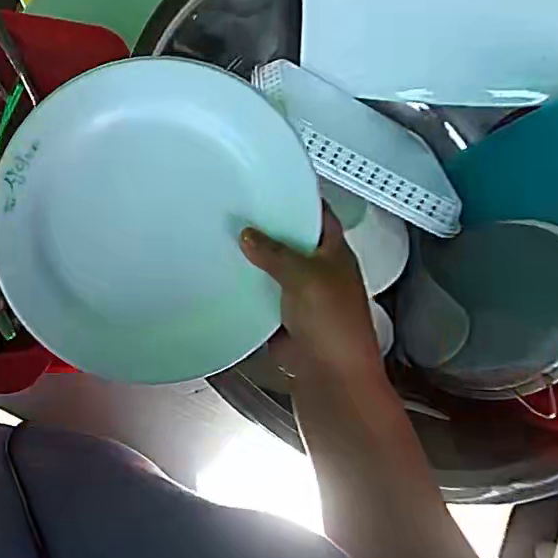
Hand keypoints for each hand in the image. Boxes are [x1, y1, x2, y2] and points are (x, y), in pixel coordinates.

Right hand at [239, 209, 380, 384]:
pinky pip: (258, 293)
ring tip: (223, 236)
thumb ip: (275, 252)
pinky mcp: (278, 313)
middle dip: (266, 228)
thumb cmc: (331, 322)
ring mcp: (297, 292)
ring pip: (271, 267)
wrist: (328, 373)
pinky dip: (243, 286)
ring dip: (252, 258)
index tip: (273, 184)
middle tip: (236, 208)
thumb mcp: (304, 276)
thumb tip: (247, 234)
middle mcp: (317, 270)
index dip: (300, 197)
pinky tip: (222, 275)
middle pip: (290, 240)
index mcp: (335, 253)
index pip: (319, 215)